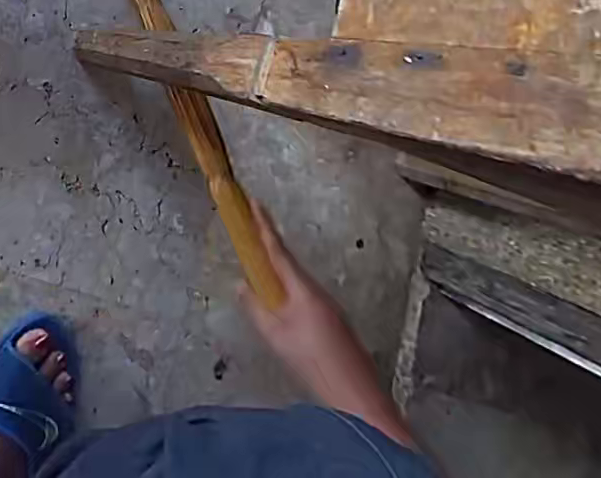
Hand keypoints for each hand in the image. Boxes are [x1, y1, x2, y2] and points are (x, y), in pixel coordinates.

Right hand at [239, 202, 373, 395]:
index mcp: (303, 289)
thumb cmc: (313, 362)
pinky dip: (288, 289)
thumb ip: (255, 307)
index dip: (264, 225)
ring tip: (259, 268)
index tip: (254, 202)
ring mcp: (329, 306)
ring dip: (278, 271)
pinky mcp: (334, 321)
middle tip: (251, 229)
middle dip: (269, 245)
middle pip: (288, 262)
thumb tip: (241, 285)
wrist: (358, 399)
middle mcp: (318, 291)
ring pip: (296, 280)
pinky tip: (280, 303)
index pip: (278, 250)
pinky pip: (304, 294)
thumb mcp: (275, 335)